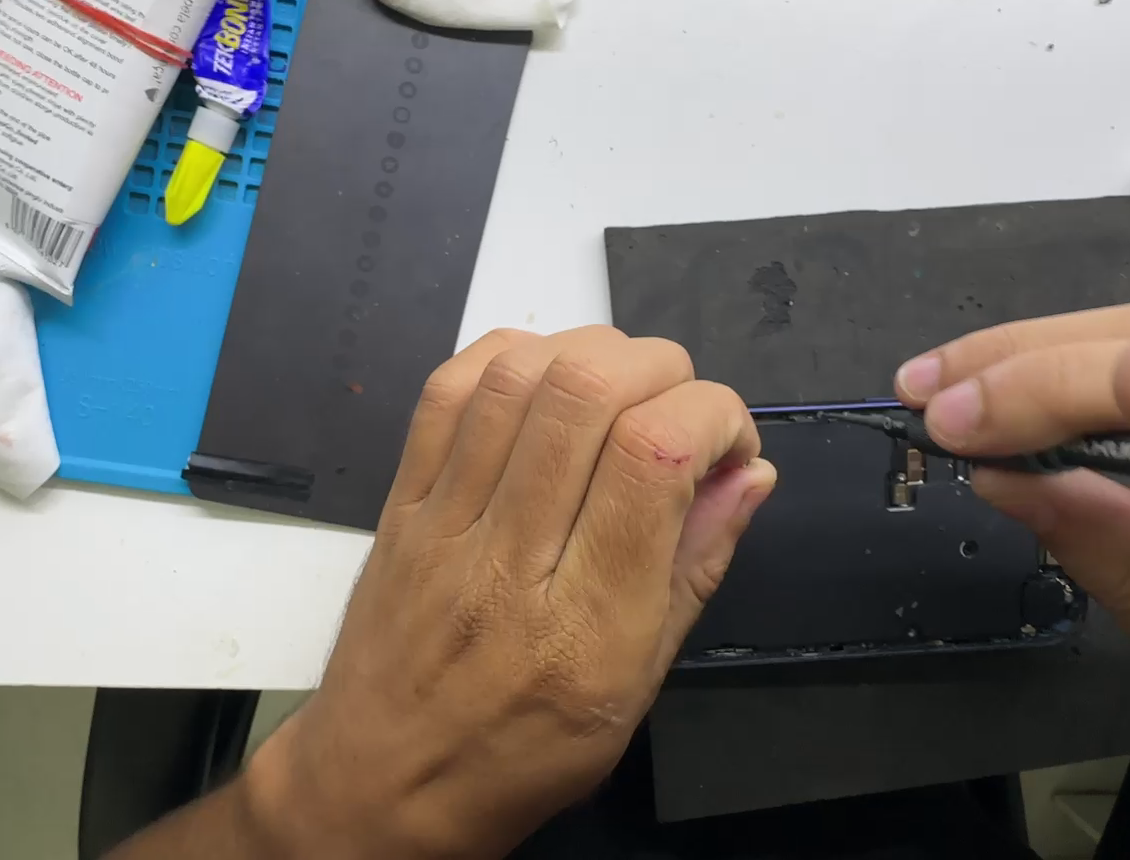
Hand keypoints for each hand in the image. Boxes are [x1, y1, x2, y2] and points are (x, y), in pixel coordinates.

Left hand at [246, 327, 775, 858]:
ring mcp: (443, 517)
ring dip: (589, 351)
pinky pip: (447, 388)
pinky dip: (512, 353)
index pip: (653, 456)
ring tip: (618, 384)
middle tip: (676, 401)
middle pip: (583, 393)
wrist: (379, 779)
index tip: (727, 439)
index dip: (712, 414)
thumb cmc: (523, 749)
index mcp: (587, 622)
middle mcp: (510, 555)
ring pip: (517, 376)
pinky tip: (545, 375)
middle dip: (657, 366)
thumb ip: (697, 565)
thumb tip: (751, 471)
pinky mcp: (401, 496)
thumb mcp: (637, 683)